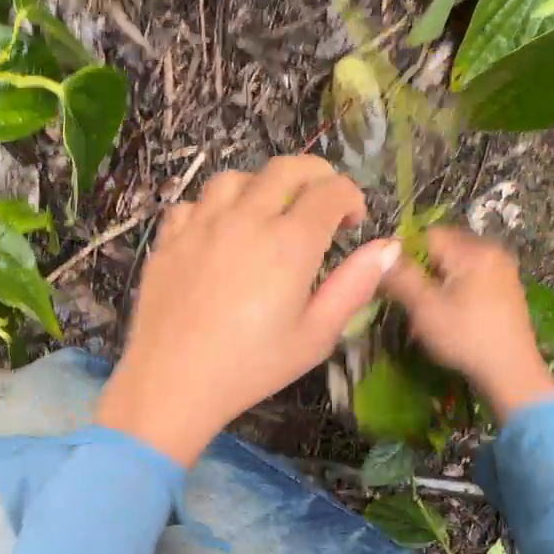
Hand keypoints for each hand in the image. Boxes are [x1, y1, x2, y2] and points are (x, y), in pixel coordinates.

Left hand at [96, 155, 403, 465]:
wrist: (171, 384)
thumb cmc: (248, 369)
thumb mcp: (312, 339)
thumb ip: (352, 289)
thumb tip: (386, 249)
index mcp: (289, 243)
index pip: (331, 191)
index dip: (350, 198)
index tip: (351, 223)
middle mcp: (245, 221)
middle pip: (285, 169)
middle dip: (313, 176)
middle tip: (318, 202)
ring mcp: (200, 228)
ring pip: (233, 178)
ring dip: (258, 185)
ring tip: (264, 212)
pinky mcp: (167, 244)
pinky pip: (190, 204)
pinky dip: (210, 208)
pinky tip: (216, 231)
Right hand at [377, 227, 553, 422]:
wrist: (509, 369)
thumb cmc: (465, 336)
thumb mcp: (425, 307)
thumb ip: (401, 278)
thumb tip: (380, 254)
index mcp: (473, 251)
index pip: (428, 235)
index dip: (403, 252)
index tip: (387, 278)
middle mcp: (491, 252)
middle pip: (443, 249)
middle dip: (420, 270)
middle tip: (403, 298)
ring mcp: (502, 270)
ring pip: (455, 266)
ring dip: (434, 282)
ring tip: (423, 310)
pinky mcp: (505, 289)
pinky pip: (470, 278)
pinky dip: (452, 290)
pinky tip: (446, 314)